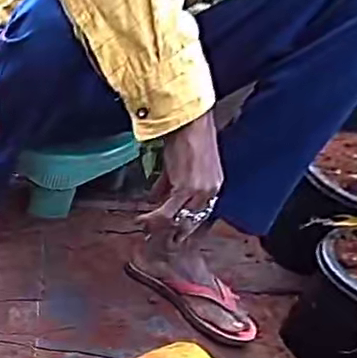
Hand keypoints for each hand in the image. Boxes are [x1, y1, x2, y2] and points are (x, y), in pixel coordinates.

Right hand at [138, 111, 222, 240]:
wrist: (188, 122)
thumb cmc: (186, 137)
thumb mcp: (181, 166)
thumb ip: (170, 184)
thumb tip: (156, 197)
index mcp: (214, 185)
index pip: (198, 214)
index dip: (181, 225)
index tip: (168, 233)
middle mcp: (210, 191)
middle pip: (189, 222)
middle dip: (170, 233)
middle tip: (154, 236)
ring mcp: (200, 191)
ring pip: (176, 221)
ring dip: (157, 226)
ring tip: (143, 225)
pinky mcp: (185, 189)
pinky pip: (167, 212)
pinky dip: (152, 218)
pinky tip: (142, 219)